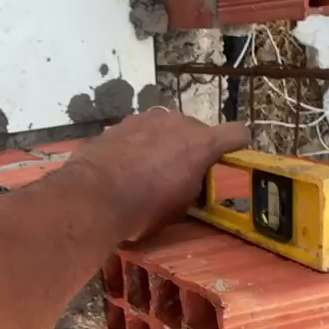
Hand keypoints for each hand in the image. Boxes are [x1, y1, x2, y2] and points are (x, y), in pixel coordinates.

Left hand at [62, 110, 249, 237]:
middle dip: (189, 149)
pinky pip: (135, 134)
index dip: (236, 145)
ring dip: (160, 145)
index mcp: (201, 143)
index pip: (236, 133)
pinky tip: (121, 168)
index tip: (229, 157)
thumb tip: (186, 181)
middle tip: (176, 175)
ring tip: (144, 172)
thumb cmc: (143, 209)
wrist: (92, 197)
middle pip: (194, 131)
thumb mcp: (178, 208)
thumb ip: (190, 186)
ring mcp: (144, 118)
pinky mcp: (117, 124)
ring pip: (162, 129)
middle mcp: (176, 122)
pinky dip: (134, 147)